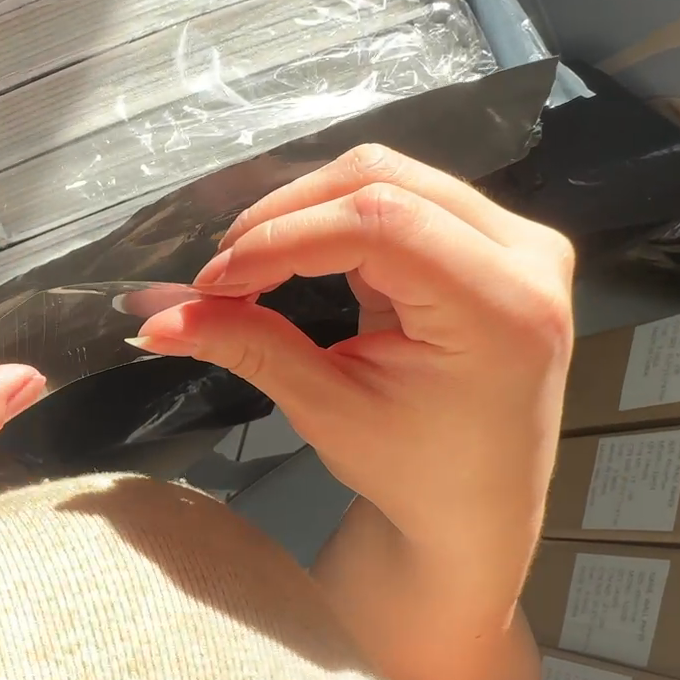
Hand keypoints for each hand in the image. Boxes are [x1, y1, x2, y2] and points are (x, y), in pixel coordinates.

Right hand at [132, 146, 572, 679]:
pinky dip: (324, 219)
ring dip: (298, 213)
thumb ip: (247, 349)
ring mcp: (513, 238)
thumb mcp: (323, 409)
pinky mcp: (487, 240)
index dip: (279, 242)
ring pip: (384, 177)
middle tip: (221, 276)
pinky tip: (287, 258)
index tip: (211, 286)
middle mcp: (525, 252)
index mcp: (501, 308)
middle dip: (280, 218)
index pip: (378, 225)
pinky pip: (395, 197)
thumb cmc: (410, 471)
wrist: (473, 502)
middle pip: (380, 181)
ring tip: (246, 268)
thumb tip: (155, 322)